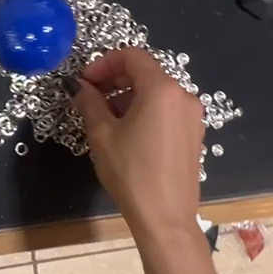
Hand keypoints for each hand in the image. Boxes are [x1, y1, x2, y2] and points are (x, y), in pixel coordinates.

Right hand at [68, 48, 205, 241]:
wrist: (165, 217)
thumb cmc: (130, 172)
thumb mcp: (102, 134)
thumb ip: (90, 103)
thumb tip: (79, 87)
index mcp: (162, 90)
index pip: (133, 56)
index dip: (104, 63)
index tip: (85, 81)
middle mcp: (183, 97)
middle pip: (146, 72)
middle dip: (115, 79)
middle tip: (90, 97)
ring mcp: (192, 116)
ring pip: (155, 92)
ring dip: (127, 96)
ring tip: (104, 118)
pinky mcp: (193, 134)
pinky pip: (166, 110)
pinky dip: (144, 110)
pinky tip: (126, 132)